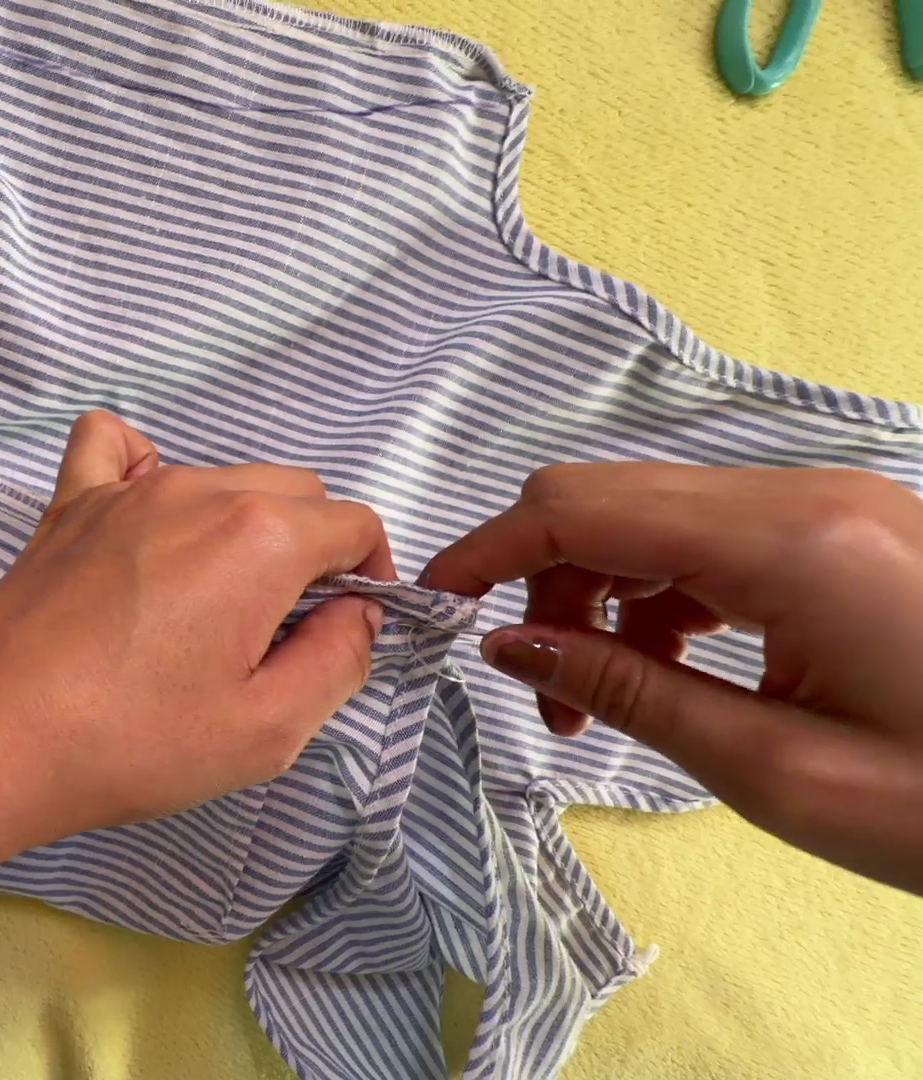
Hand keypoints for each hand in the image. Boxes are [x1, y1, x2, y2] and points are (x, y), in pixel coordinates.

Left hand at [0, 409, 394, 889]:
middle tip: (273, 629)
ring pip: (216, 477)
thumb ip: (340, 659)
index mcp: (259, 535)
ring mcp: (121, 490)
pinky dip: (141, 466)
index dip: (365, 575)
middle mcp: (194, 490)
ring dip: (237, 523)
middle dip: (306, 549)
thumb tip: (353, 613)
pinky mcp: (66, 505)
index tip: (339, 626)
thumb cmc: (131, 742)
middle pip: (290, 492)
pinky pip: (111, 447)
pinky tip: (140, 518)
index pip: (352, 523)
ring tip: (205, 597)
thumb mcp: (268, 729)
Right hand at [423, 464, 922, 893]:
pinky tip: (661, 662)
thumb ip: (621, 689)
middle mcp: (801, 497)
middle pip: (595, 500)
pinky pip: (690, 537)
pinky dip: (640, 593)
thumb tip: (500, 645)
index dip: (483, 551)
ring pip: (634, 516)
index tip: (435, 605)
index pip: (574, 510)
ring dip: (583, 592)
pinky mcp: (836, 530)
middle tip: (534, 674)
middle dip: (532, 579)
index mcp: (789, 544)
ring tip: (592, 688)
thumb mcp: (776, 769)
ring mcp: (824, 507)